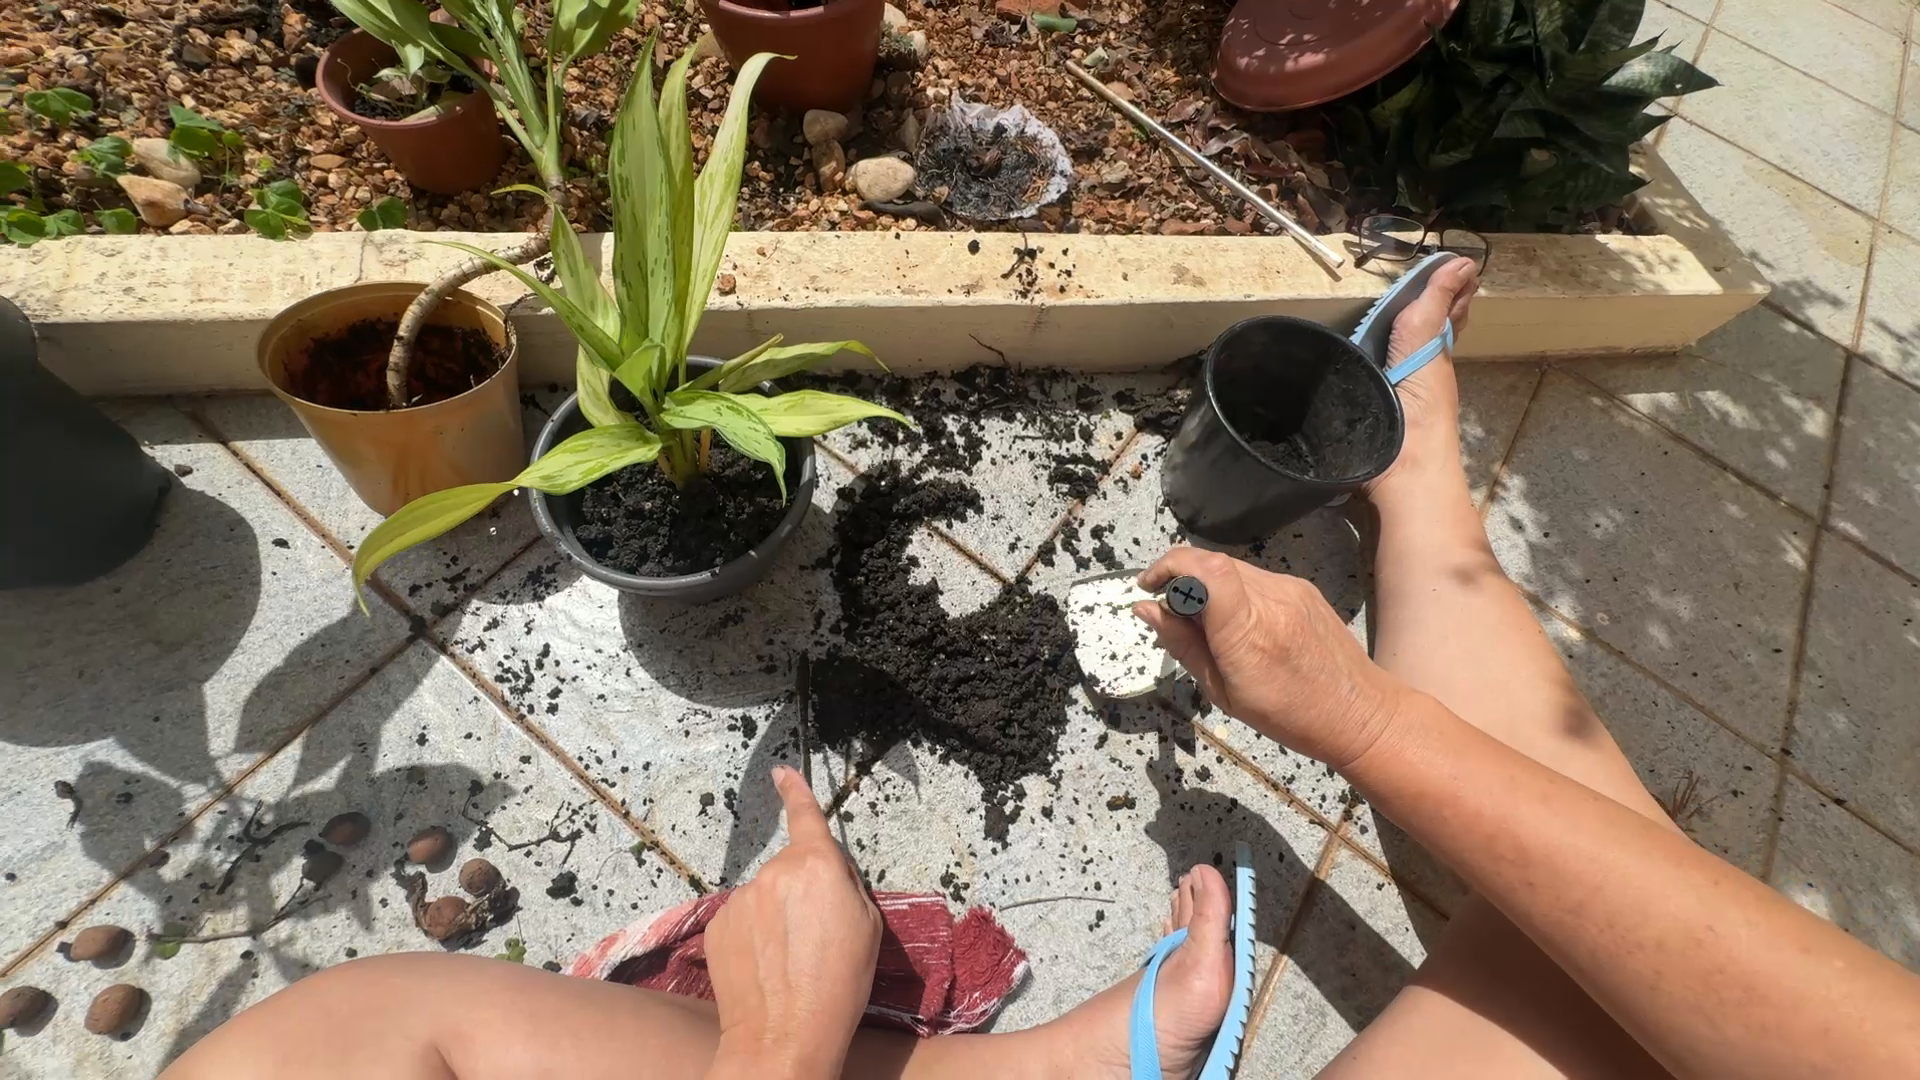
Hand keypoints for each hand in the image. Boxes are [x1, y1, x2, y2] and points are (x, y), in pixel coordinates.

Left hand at [704, 766, 881, 1079]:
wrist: (784, 1037)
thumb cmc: (840, 983)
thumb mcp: (868, 925)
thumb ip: (845, 883)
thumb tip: (826, 871)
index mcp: (818, 865)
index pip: (806, 816)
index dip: (795, 790)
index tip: (781, 772)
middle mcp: (776, 871)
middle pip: (791, 868)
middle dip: (802, 890)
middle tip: (815, 935)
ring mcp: (743, 898)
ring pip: (765, 896)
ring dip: (775, 915)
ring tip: (788, 959)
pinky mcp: (719, 924)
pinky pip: (742, 918)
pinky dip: (752, 935)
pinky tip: (763, 966)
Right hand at [1134, 547, 1406, 769]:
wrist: (1360, 714)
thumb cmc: (1287, 715)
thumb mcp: (1221, 691)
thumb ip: (1181, 644)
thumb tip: (1145, 609)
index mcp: (1247, 631)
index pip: (1205, 568)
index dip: (1169, 565)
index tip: (1149, 586)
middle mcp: (1270, 599)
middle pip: (1210, 562)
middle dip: (1179, 578)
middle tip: (1172, 611)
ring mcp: (1290, 589)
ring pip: (1229, 567)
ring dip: (1204, 584)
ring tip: (1206, 623)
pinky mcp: (1302, 588)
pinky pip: (1253, 577)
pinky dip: (1230, 590)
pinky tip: (1238, 623)